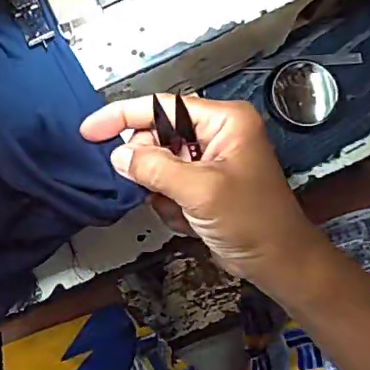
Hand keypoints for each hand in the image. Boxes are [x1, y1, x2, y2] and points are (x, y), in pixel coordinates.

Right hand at [80, 96, 326, 287]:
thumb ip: (155, 168)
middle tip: (159, 190)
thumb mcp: (200, 191)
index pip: (162, 107)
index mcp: (224, 120)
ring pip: (157, 164)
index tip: (91, 130)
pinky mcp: (202, 184)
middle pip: (156, 136)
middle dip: (151, 167)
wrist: (278, 262)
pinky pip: (165, 186)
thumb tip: (119, 155)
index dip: (123, 116)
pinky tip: (190, 220)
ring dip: (161, 192)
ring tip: (184, 210)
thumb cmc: (257, 222)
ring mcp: (208, 160)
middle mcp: (215, 134)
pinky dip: (169, 205)